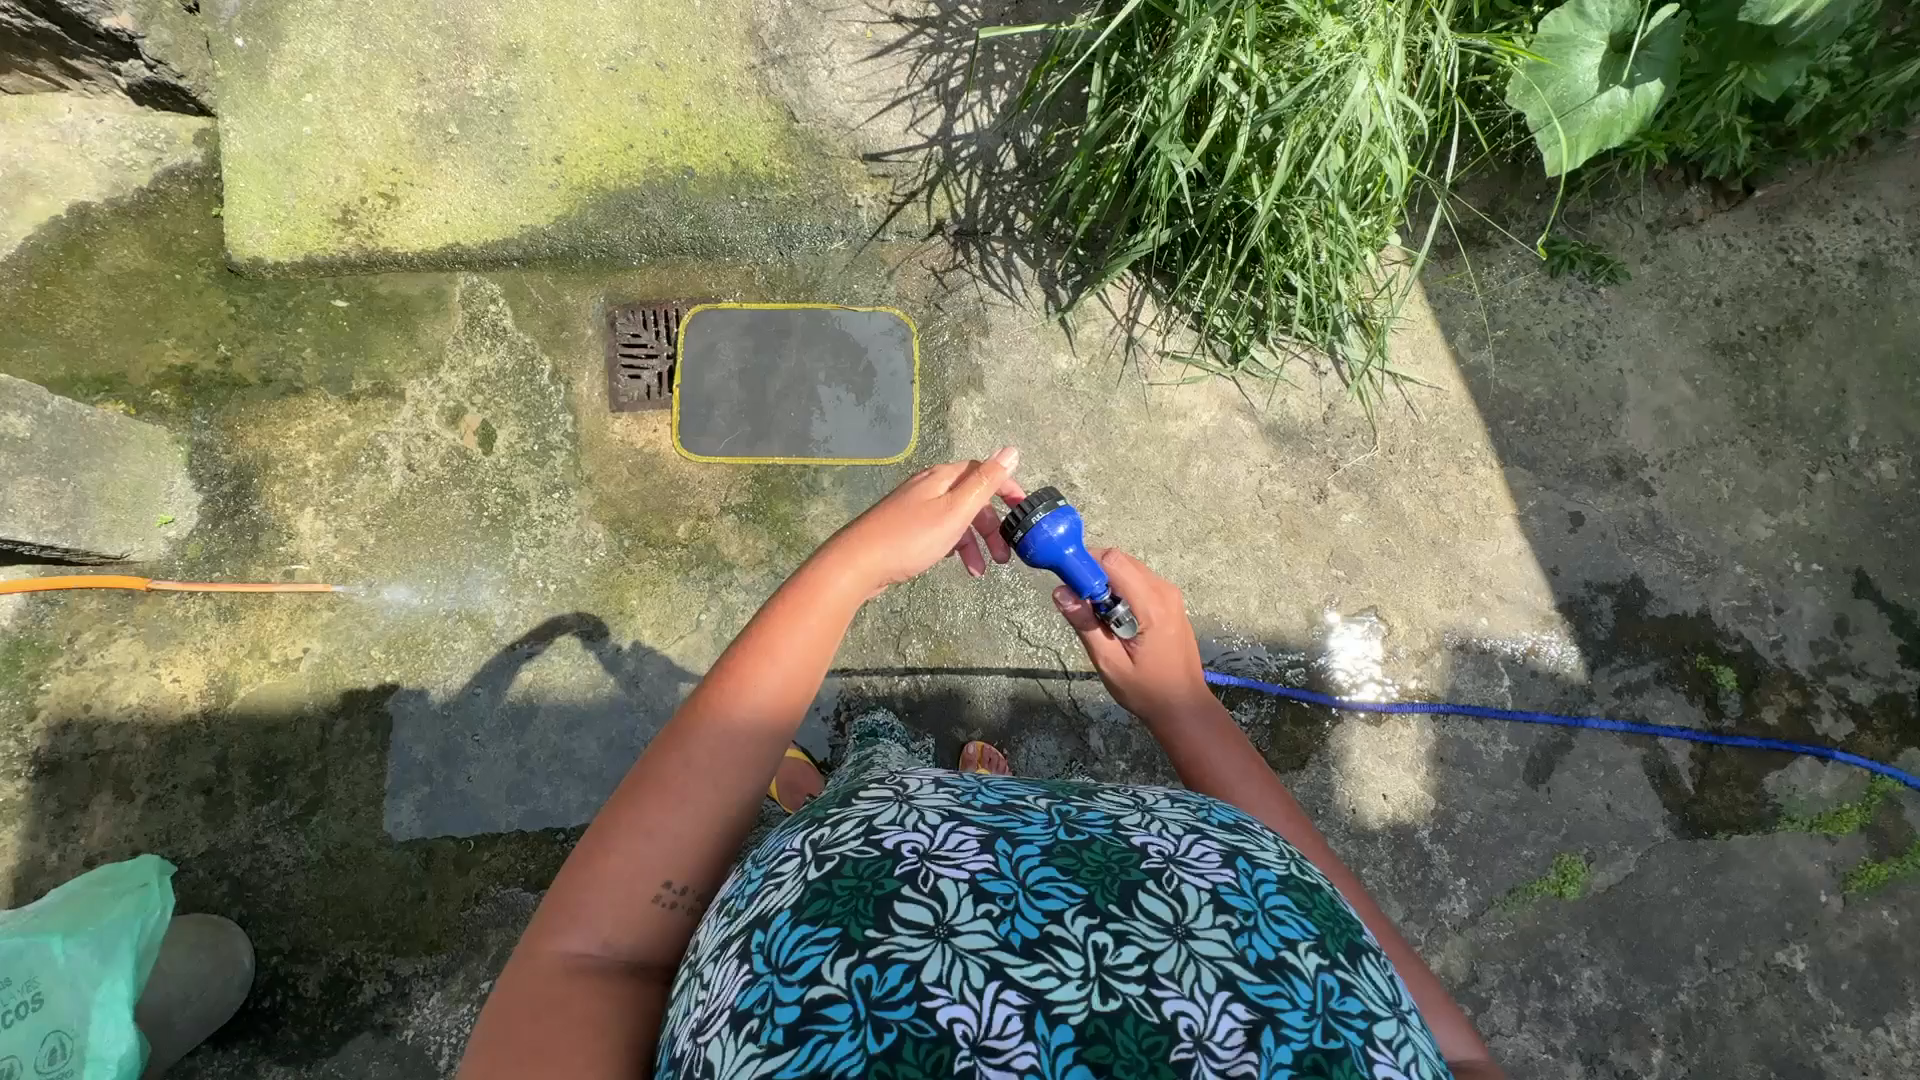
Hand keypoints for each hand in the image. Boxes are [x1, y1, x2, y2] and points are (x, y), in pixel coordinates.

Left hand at [820, 447, 1025, 597]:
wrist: (857, 564)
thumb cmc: (910, 538)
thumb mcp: (955, 511)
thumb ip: (984, 482)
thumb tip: (1011, 450)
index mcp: (943, 478)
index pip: (983, 472)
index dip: (1006, 488)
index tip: (1022, 510)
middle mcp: (930, 487)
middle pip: (971, 499)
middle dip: (992, 526)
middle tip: (1005, 555)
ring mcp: (916, 508)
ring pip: (956, 519)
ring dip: (974, 543)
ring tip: (980, 571)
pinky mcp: (906, 529)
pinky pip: (940, 532)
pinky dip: (954, 546)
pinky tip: (957, 565)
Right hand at [1053, 549, 1216, 722]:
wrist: (1184, 706)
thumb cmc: (1147, 690)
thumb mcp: (1109, 663)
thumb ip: (1085, 625)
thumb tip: (1060, 592)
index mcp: (1151, 606)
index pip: (1112, 561)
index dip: (1085, 565)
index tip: (1069, 585)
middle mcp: (1164, 591)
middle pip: (1119, 560)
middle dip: (1093, 574)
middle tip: (1079, 604)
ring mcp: (1169, 594)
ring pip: (1128, 568)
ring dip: (1106, 583)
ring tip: (1097, 616)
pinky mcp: (1169, 601)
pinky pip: (1137, 580)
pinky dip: (1119, 590)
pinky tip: (1114, 618)